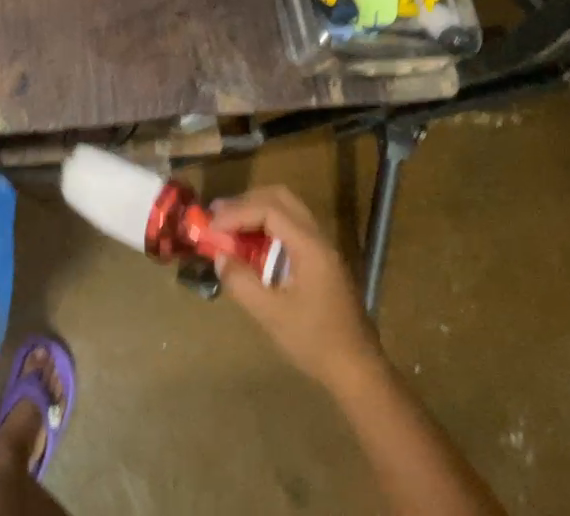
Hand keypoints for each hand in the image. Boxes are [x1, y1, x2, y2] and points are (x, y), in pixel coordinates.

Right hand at [210, 187, 384, 390]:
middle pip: (282, 199)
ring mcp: (324, 252)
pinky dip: (268, 229)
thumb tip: (220, 256)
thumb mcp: (270, 313)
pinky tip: (251, 248)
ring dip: (257, 213)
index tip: (211, 228)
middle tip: (219, 216)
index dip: (236, 213)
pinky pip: (292, 230)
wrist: (358, 371)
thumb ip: (240, 280)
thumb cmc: (314, 341)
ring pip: (289, 212)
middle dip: (247, 202)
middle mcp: (320, 241)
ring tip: (230, 229)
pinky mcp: (322, 265)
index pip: (269, 210)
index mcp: (310, 248)